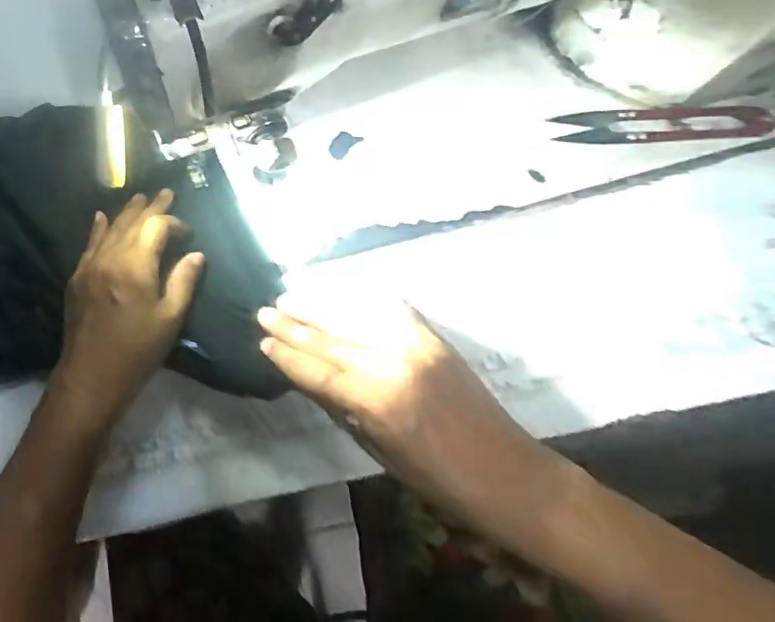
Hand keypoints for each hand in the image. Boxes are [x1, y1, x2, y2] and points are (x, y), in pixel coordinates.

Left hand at [51, 190, 204, 425]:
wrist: (90, 375)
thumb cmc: (138, 350)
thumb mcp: (170, 319)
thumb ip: (183, 281)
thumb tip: (196, 254)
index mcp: (134, 265)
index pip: (155, 227)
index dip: (172, 222)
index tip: (187, 231)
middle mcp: (109, 256)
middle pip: (131, 222)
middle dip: (149, 207)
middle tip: (164, 192)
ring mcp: (89, 265)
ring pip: (109, 229)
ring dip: (126, 213)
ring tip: (139, 198)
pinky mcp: (77, 277)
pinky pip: (90, 243)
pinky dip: (99, 228)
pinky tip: (101, 217)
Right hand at [257, 295, 552, 526]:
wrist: (512, 475)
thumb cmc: (439, 480)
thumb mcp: (378, 452)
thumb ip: (339, 409)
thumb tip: (305, 377)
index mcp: (375, 403)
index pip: (316, 371)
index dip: (286, 356)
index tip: (262, 341)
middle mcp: (390, 366)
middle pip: (328, 340)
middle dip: (292, 325)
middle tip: (264, 311)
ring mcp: (413, 346)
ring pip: (351, 317)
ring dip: (317, 307)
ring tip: (290, 296)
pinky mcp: (432, 338)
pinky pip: (387, 310)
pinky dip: (359, 301)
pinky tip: (339, 295)